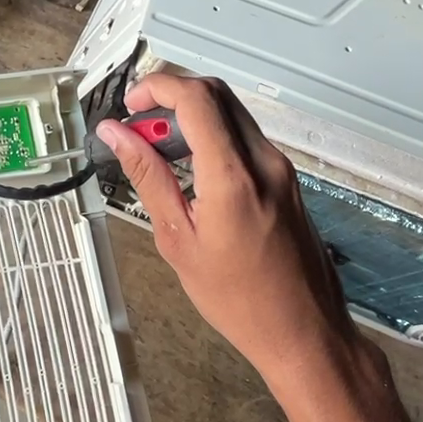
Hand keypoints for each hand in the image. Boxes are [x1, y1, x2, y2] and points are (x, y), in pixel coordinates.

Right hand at [96, 74, 362, 381]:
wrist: (306, 335)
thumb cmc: (240, 300)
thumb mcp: (178, 239)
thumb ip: (147, 176)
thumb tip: (116, 134)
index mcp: (233, 177)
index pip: (195, 98)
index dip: (156, 87)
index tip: (131, 104)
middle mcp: (264, 162)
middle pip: (215, 92)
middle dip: (170, 95)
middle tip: (140, 124)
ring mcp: (280, 168)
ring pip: (229, 110)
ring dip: (189, 115)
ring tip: (159, 150)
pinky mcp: (286, 178)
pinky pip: (243, 134)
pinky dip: (210, 134)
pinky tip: (189, 167)